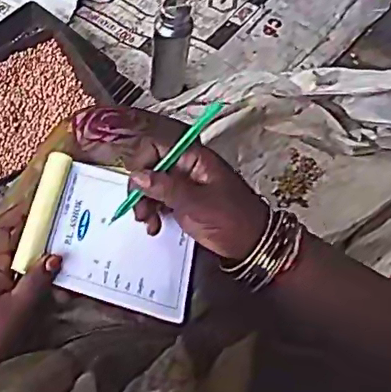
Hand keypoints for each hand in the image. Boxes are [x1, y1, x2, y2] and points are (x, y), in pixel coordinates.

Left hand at [0, 203, 60, 359]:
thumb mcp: (19, 308)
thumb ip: (37, 280)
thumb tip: (55, 256)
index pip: (6, 225)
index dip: (23, 211)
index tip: (45, 202)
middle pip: (7, 229)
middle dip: (28, 219)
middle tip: (53, 213)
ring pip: (8, 242)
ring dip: (26, 234)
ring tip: (50, 230)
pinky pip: (9, 256)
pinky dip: (24, 251)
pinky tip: (40, 257)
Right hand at [129, 144, 268, 261]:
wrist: (253, 246)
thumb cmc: (232, 220)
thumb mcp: (195, 203)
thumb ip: (164, 187)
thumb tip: (138, 176)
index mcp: (194, 157)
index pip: (158, 145)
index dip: (143, 160)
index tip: (137, 181)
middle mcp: (187, 167)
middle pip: (152, 166)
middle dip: (141, 187)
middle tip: (139, 207)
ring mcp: (185, 184)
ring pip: (152, 185)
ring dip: (145, 202)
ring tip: (147, 220)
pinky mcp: (183, 200)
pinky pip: (159, 199)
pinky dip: (153, 211)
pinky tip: (153, 224)